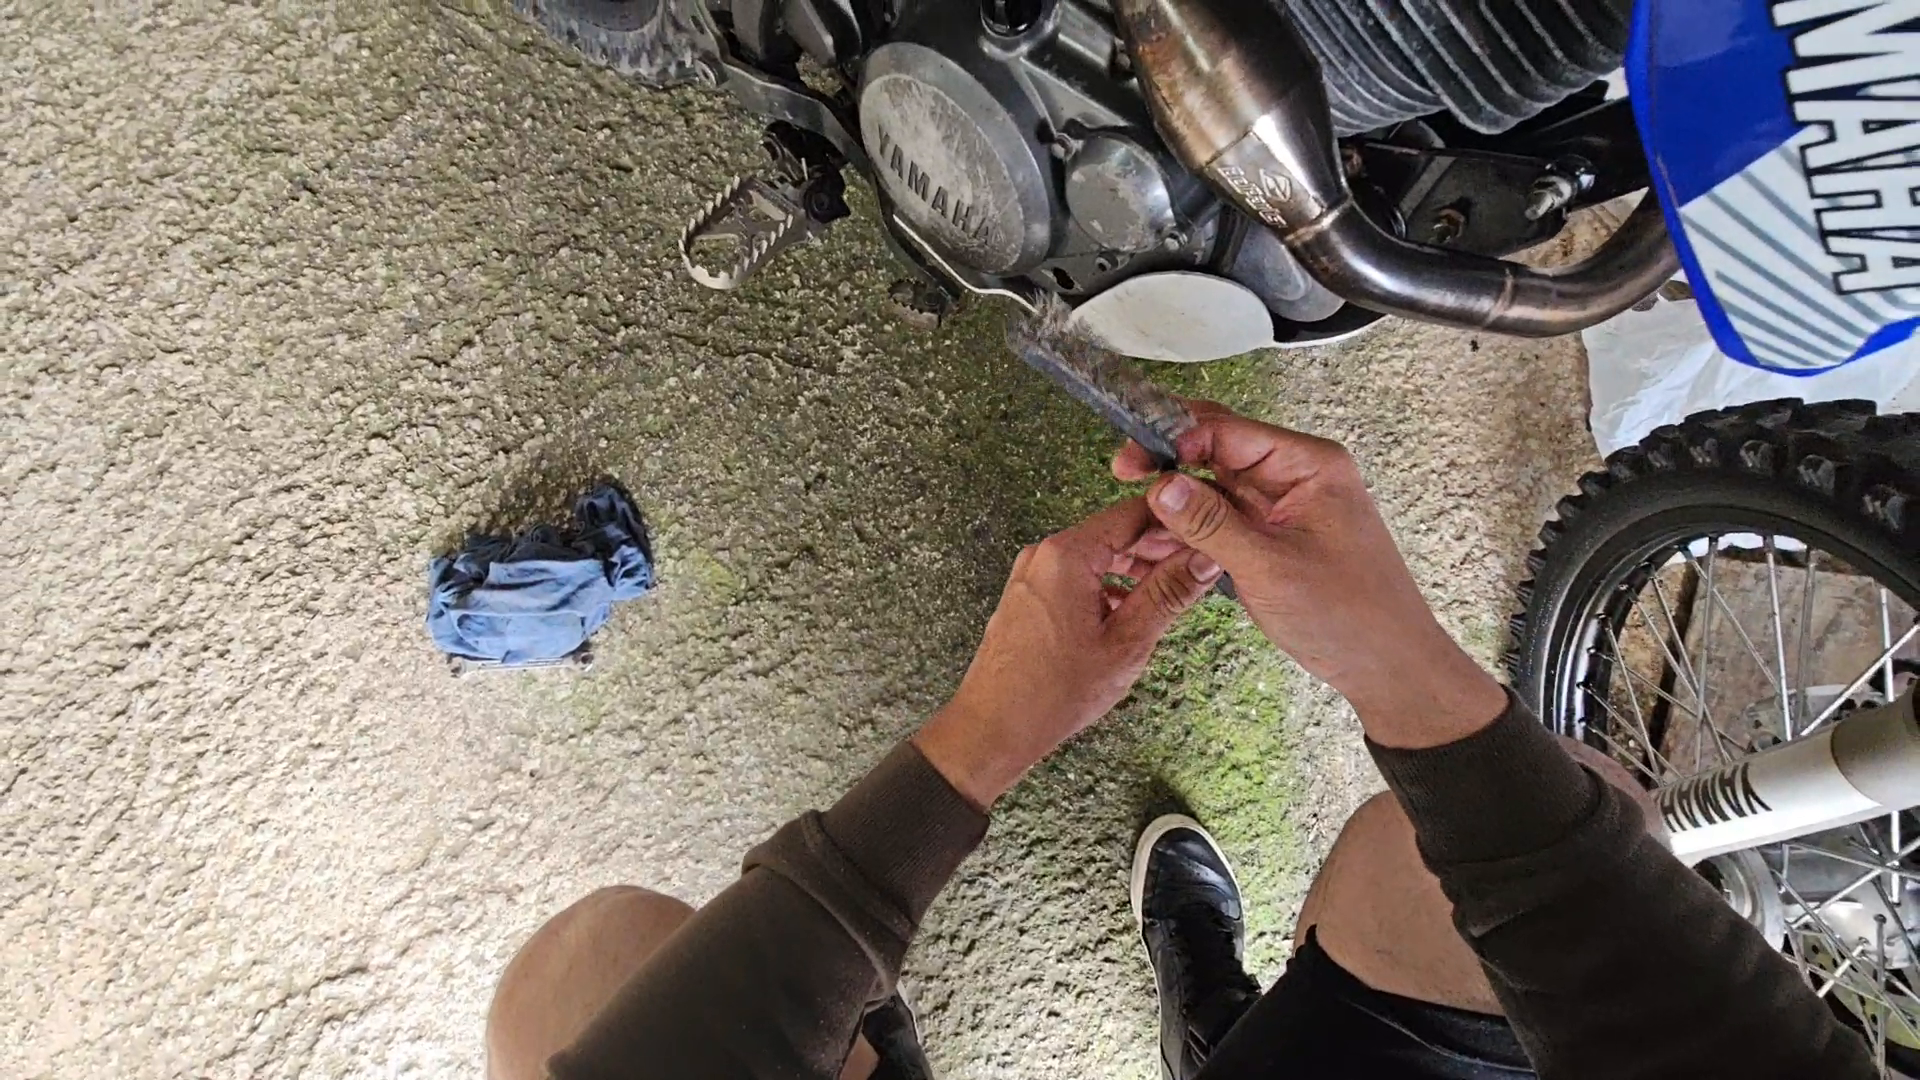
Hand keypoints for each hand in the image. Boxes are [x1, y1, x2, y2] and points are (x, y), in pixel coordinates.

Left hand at [913, 498, 1221, 807]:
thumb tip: (1203, 558)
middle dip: (1157, 546)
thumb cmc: (1052, 692)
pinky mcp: (1027, 594)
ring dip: (1133, 567)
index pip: (1133, 513)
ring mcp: (1032, 574)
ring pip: (1096, 555)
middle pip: (1114, 532)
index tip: (1206, 530)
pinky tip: (1130, 607)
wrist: (993, 726)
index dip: (1175, 520)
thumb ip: (1168, 594)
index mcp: (1068, 555)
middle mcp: (1044, 555)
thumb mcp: (1127, 642)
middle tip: (1198, 562)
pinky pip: (1075, 575)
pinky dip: (1106, 584)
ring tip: (1171, 587)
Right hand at [1113, 402, 1505, 748]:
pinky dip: (1186, 529)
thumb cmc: (1347, 614)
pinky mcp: (1265, 534)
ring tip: (1135, 524)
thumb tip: (1160, 485)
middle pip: (1215, 450)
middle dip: (1168, 461)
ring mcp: (1276, 505)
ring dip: (1172, 501)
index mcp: (1307, 465)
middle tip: (1124, 474)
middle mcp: (1291, 475)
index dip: (1176, 439)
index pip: (1228, 432)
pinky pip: (1216, 518)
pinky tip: (1154, 543)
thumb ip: (1211, 523)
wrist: (1385, 666)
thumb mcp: (1269, 566)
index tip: (1134, 462)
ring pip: (1210, 485)